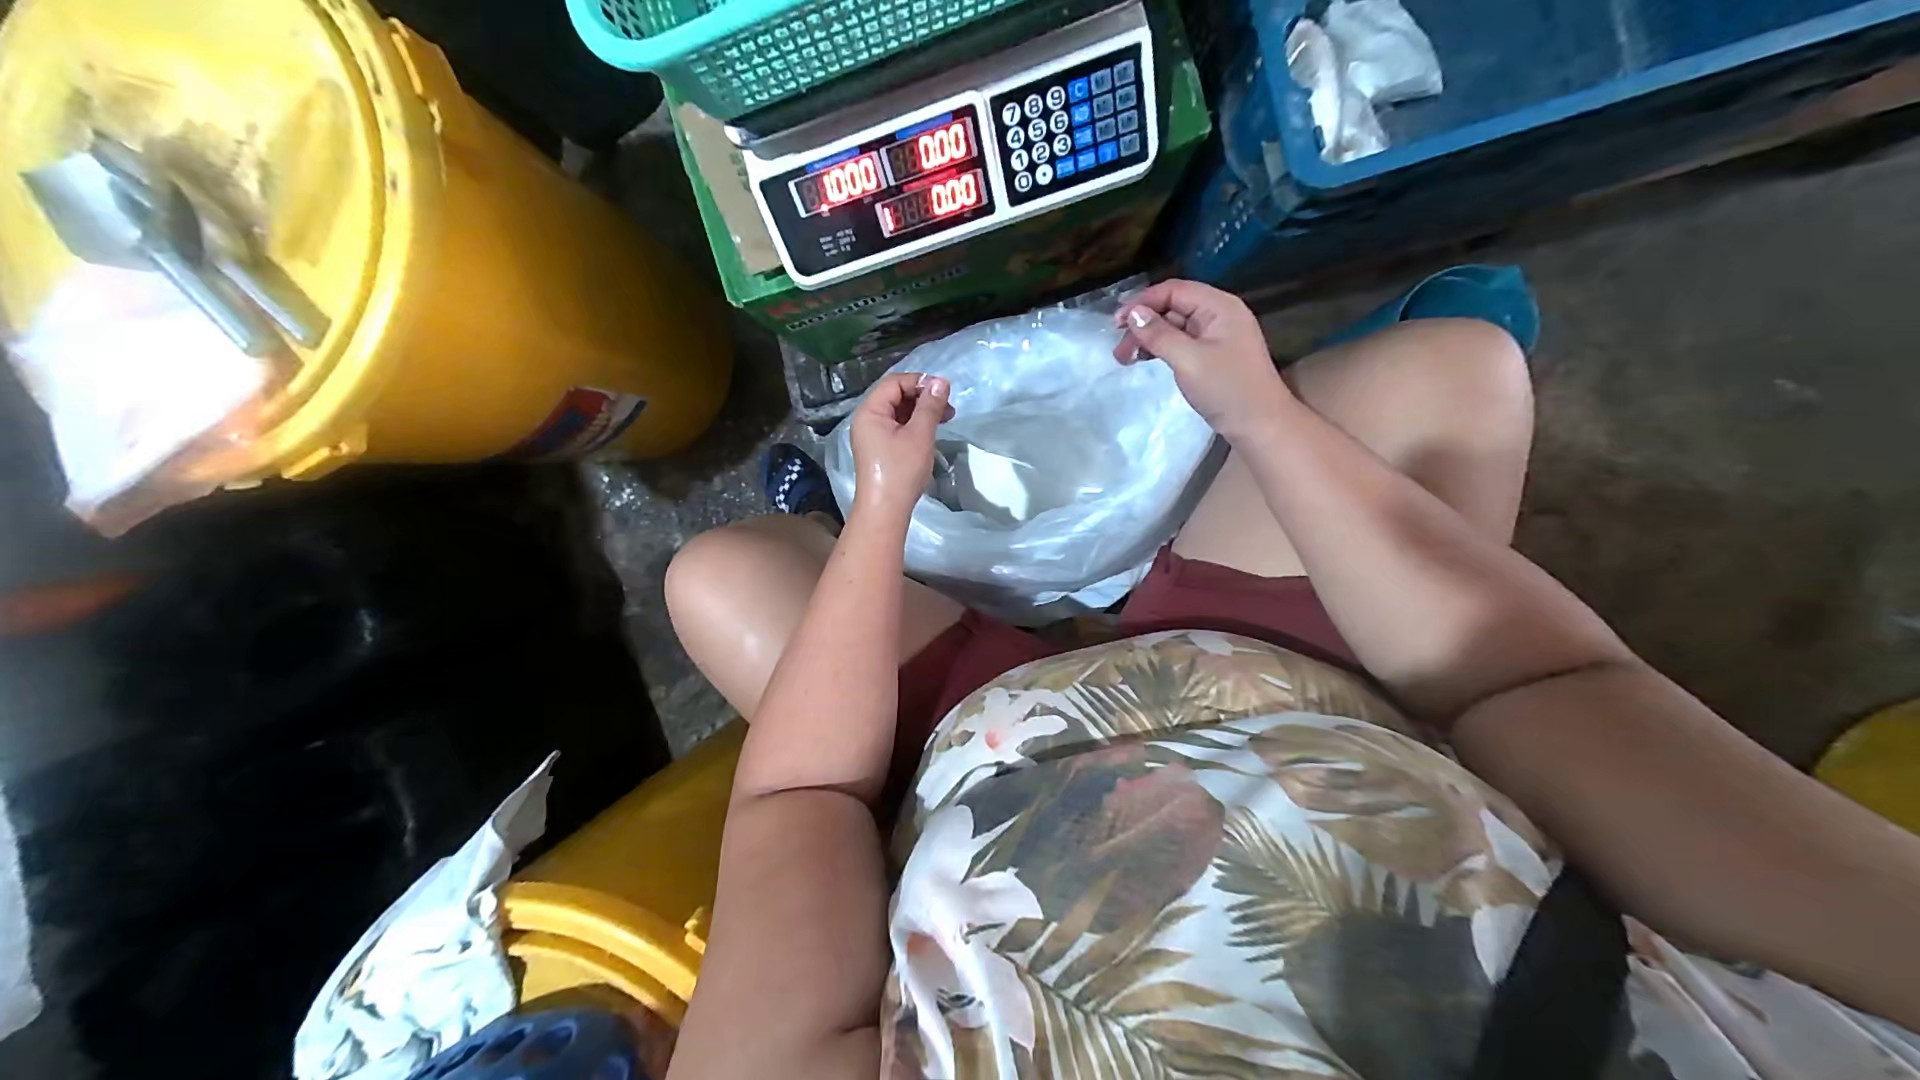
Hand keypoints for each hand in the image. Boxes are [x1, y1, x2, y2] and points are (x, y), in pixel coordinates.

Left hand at [849, 372, 951, 520]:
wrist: (885, 510)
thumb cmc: (901, 470)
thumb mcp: (920, 435)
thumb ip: (930, 406)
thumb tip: (941, 381)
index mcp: (870, 411)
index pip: (895, 383)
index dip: (920, 382)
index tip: (945, 391)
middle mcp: (866, 419)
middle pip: (895, 395)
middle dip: (922, 397)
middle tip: (948, 407)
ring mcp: (871, 435)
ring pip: (898, 412)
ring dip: (921, 411)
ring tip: (945, 418)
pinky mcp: (878, 449)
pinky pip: (896, 427)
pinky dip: (914, 425)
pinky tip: (930, 432)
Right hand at [1114, 279, 1295, 438]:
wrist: (1260, 425)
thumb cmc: (1227, 390)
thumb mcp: (1188, 360)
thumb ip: (1159, 334)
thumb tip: (1133, 314)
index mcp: (1219, 306)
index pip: (1174, 290)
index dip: (1142, 303)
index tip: (1116, 324)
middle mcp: (1218, 314)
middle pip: (1172, 307)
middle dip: (1142, 324)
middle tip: (1119, 351)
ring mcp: (1216, 335)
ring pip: (1174, 326)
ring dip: (1148, 338)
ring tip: (1126, 359)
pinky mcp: (1212, 355)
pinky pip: (1181, 342)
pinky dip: (1160, 349)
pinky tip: (1145, 360)